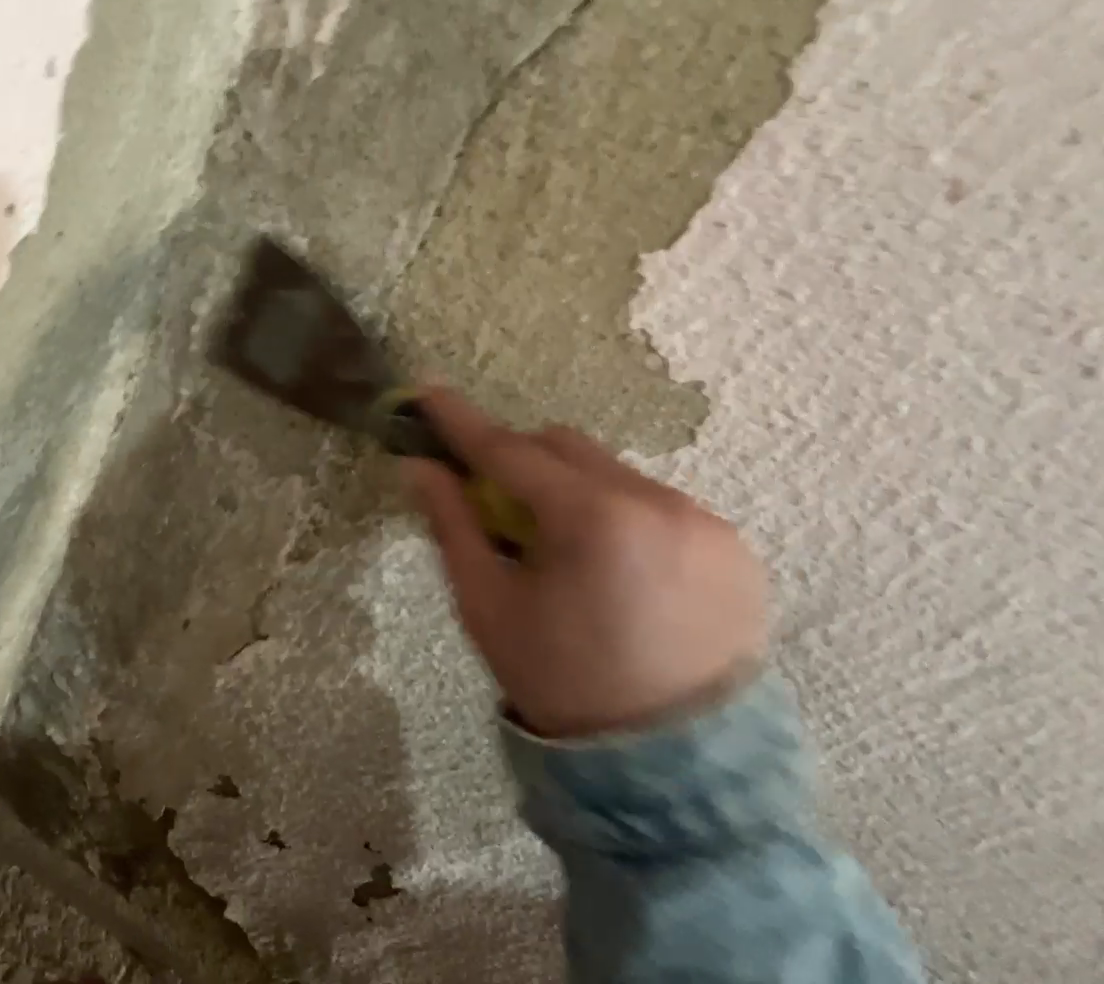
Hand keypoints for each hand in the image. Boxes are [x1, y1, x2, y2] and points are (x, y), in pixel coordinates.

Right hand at [402, 388, 767, 738]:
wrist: (668, 763)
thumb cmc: (559, 679)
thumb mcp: (486, 605)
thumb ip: (452, 525)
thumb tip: (419, 468)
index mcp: (594, 520)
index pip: (510, 452)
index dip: (462, 422)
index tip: (427, 391)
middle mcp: (659, 503)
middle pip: (566, 448)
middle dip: (520, 461)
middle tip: (493, 502)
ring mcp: (706, 523)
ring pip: (614, 475)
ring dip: (572, 490)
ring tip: (559, 549)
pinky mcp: (734, 547)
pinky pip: (656, 505)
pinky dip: (619, 516)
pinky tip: (612, 568)